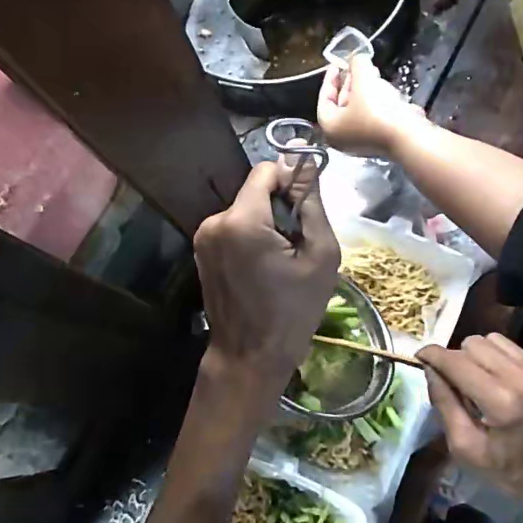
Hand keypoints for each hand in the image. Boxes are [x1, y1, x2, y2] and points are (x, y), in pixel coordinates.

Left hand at [196, 160, 340, 402]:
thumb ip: (312, 206)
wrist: (249, 356)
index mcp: (242, 221)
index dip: (291, 182)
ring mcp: (203, 236)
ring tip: (280, 262)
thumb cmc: (292, 311)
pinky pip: (233, 227)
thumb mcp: (320, 257)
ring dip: (266, 224)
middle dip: (279, 208)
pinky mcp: (201, 250)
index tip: (305, 211)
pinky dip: (250, 238)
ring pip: (245, 209)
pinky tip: (262, 268)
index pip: (266, 170)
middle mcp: (214, 221)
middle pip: (255, 191)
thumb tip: (306, 166)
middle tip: (295, 246)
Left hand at [318, 56, 429, 159]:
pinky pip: (372, 120)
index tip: (336, 65)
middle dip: (350, 84)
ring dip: (364, 92)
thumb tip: (357, 57)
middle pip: (341, 105)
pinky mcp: (379, 143)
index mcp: (330, 127)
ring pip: (358, 112)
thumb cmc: (377, 110)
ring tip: (372, 74)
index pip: (324, 99)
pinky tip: (385, 90)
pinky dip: (375, 104)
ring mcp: (361, 144)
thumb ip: (358, 65)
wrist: (407, 137)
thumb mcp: (364, 80)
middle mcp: (341, 139)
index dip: (330, 79)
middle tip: (356, 67)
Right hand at [418, 334, 522, 522]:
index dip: (432, 355)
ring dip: (477, 354)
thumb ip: (444, 404)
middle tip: (454, 381)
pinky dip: (497, 358)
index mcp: (500, 403)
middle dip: (456, 358)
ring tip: (477, 379)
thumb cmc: (510, 472)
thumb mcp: (465, 447)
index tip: (420, 356)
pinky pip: (513, 349)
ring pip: (493, 340)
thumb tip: (429, 369)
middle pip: (473, 344)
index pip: (456, 362)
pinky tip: (498, 380)